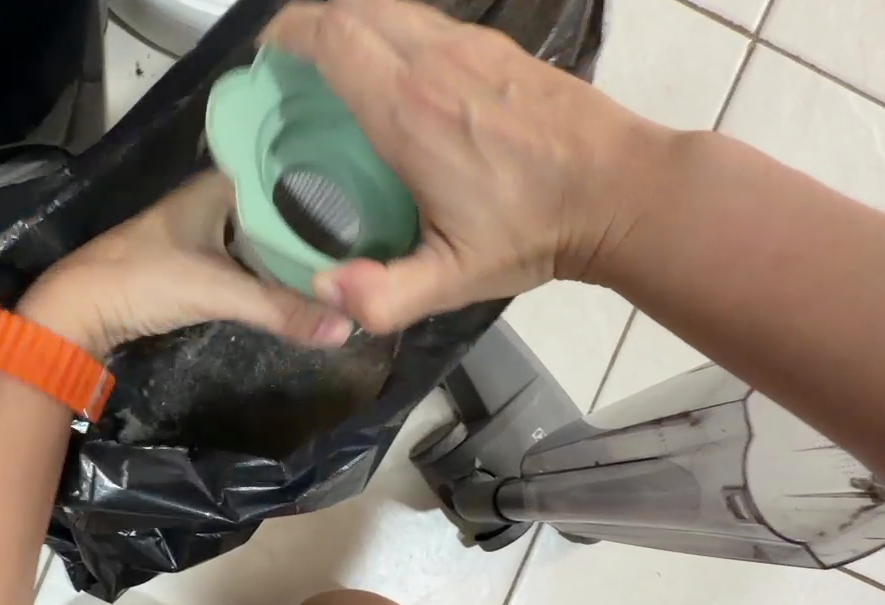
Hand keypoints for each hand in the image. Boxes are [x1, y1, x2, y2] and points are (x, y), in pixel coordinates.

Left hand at [17, 170, 353, 355]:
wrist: (81, 309)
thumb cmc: (144, 280)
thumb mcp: (217, 291)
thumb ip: (280, 310)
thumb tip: (346, 329)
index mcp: (220, 185)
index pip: (288, 176)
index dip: (329, 191)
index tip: (371, 206)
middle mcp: (214, 200)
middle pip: (279, 209)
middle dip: (316, 228)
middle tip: (367, 244)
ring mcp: (203, 232)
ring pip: (262, 237)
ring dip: (293, 253)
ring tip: (344, 265)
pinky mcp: (195, 264)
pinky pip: (246, 261)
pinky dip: (270, 273)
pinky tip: (297, 284)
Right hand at [262, 0, 670, 332]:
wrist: (619, 191)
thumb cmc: (531, 235)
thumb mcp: (450, 283)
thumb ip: (382, 296)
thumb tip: (320, 290)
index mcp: (410, 112)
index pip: (332, 38)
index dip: (287, 36)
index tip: (264, 62)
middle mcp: (435, 62)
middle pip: (353, 9)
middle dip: (307, 25)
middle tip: (284, 67)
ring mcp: (470, 46)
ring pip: (388, 7)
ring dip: (346, 25)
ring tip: (324, 68)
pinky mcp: (496, 47)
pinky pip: (422, 20)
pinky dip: (385, 31)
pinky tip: (384, 73)